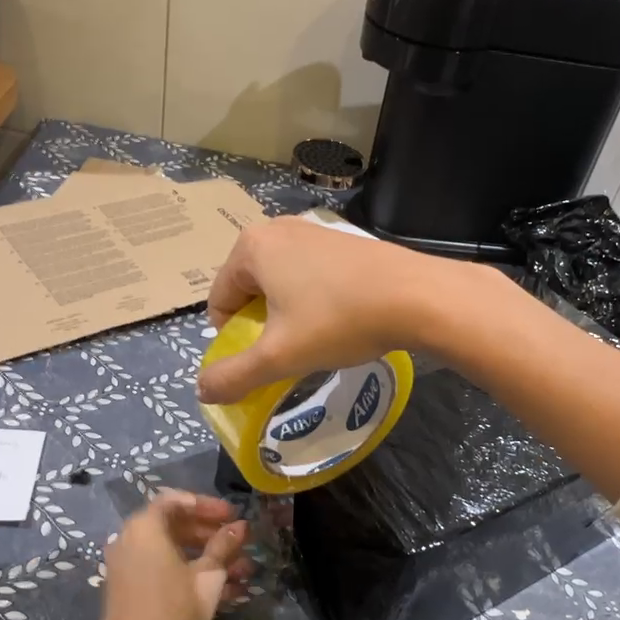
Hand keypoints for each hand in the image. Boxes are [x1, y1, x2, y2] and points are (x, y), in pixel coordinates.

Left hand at [81, 491, 250, 619]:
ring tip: (242, 572)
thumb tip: (240, 525)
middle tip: (240, 544)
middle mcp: (130, 539)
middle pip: (174, 525)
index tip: (232, 516)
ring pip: (172, 550)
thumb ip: (223, 546)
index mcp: (145, 527)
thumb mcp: (207, 577)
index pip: (176, 500)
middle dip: (210, 534)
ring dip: (206, 557)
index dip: (206, 505)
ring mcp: (127, 564)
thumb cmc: (173, 611)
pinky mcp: (129, 587)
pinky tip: (225, 591)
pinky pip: (162, 568)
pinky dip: (189, 572)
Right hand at [196, 218, 499, 404]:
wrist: (417, 297)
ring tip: (316, 340)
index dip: (232, 338)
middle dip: (261, 325)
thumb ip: (234, 375)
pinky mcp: (345, 242)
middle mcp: (278, 229)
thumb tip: (202, 391)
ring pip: (282, 284)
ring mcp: (314, 231)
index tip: (260, 362)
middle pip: (249, 290)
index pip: (219, 300)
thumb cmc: (339, 321)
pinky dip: (315, 302)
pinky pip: (311, 276)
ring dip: (288, 316)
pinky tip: (340, 322)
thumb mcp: (279, 357)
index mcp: (251, 247)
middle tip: (288, 353)